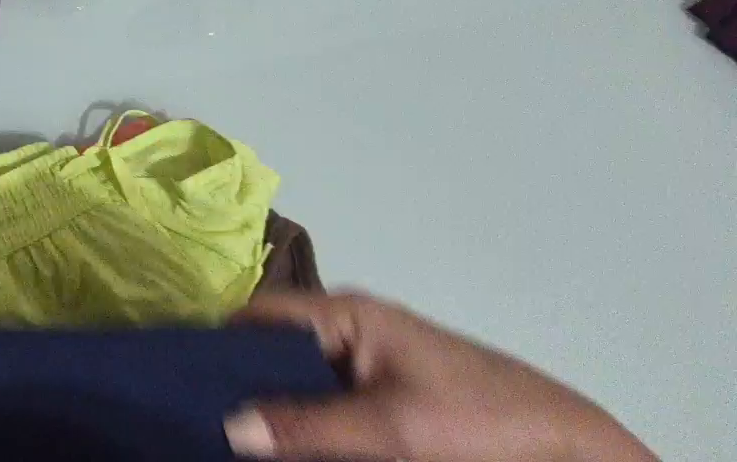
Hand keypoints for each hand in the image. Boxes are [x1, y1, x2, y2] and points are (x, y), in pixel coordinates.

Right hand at [224, 292, 657, 461]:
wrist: (579, 454)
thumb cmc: (478, 422)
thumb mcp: (390, 429)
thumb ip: (307, 426)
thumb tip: (227, 427)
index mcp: (343, 312)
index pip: (257, 315)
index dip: (217, 340)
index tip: (180, 375)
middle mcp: (347, 326)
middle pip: (272, 346)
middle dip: (238, 377)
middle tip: (200, 411)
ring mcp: (366, 359)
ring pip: (296, 374)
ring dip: (271, 401)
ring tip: (231, 431)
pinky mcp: (384, 393)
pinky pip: (324, 396)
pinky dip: (302, 416)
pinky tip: (283, 443)